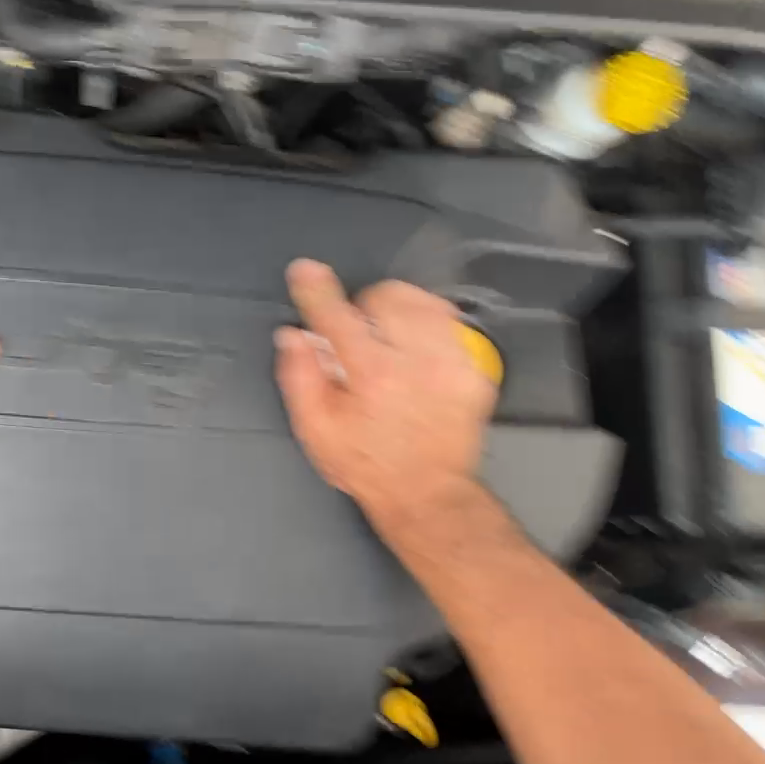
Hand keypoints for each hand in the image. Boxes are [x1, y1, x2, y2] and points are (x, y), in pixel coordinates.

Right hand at [275, 260, 495, 521]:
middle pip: (388, 296)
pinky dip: (426, 324)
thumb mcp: (315, 429)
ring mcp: (451, 363)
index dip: (316, 290)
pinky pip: (449, 322)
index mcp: (371, 375)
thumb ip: (299, 377)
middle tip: (353, 333)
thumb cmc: (363, 463)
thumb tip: (291, 335)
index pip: (337, 316)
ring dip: (397, 308)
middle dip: (363, 305)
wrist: (427, 493)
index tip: (304, 270)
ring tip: (384, 335)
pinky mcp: (473, 370)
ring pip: (423, 302)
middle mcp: (416, 361)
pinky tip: (413, 347)